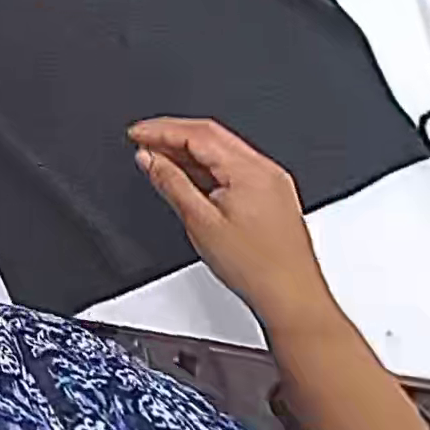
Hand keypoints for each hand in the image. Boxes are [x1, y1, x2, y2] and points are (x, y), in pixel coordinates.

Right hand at [129, 117, 339, 333]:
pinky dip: (202, 162)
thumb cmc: (256, 267)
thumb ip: (170, 182)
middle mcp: (263, 169)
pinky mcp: (269, 192)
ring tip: (156, 154)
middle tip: (142, 138)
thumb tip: (148, 157)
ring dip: (186, 147)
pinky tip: (184, 171)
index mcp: (249, 171)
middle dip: (171, 132)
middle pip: (209, 133)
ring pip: (219, 147)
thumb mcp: (200, 221)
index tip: (136, 134)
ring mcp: (269, 180)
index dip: (160, 130)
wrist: (292, 299)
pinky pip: (230, 164)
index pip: (196, 134)